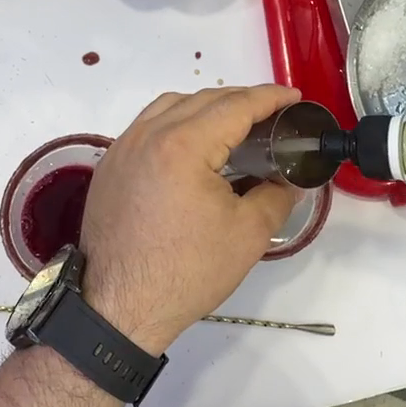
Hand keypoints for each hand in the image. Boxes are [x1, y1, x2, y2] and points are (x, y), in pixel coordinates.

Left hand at [80, 85, 302, 354]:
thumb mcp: (247, 235)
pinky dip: (177, 121)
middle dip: (241, 100)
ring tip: (234, 125)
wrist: (117, 309)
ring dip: (207, 106)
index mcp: (183, 145)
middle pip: (203, 99)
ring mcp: (124, 147)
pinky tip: (194, 144)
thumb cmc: (186, 272)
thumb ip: (276, 196)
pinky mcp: (111, 164)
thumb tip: (290, 179)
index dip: (269, 98)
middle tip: (272, 115)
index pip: (235, 106)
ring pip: (172, 105)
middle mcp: (149, 134)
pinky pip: (148, 124)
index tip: (294, 97)